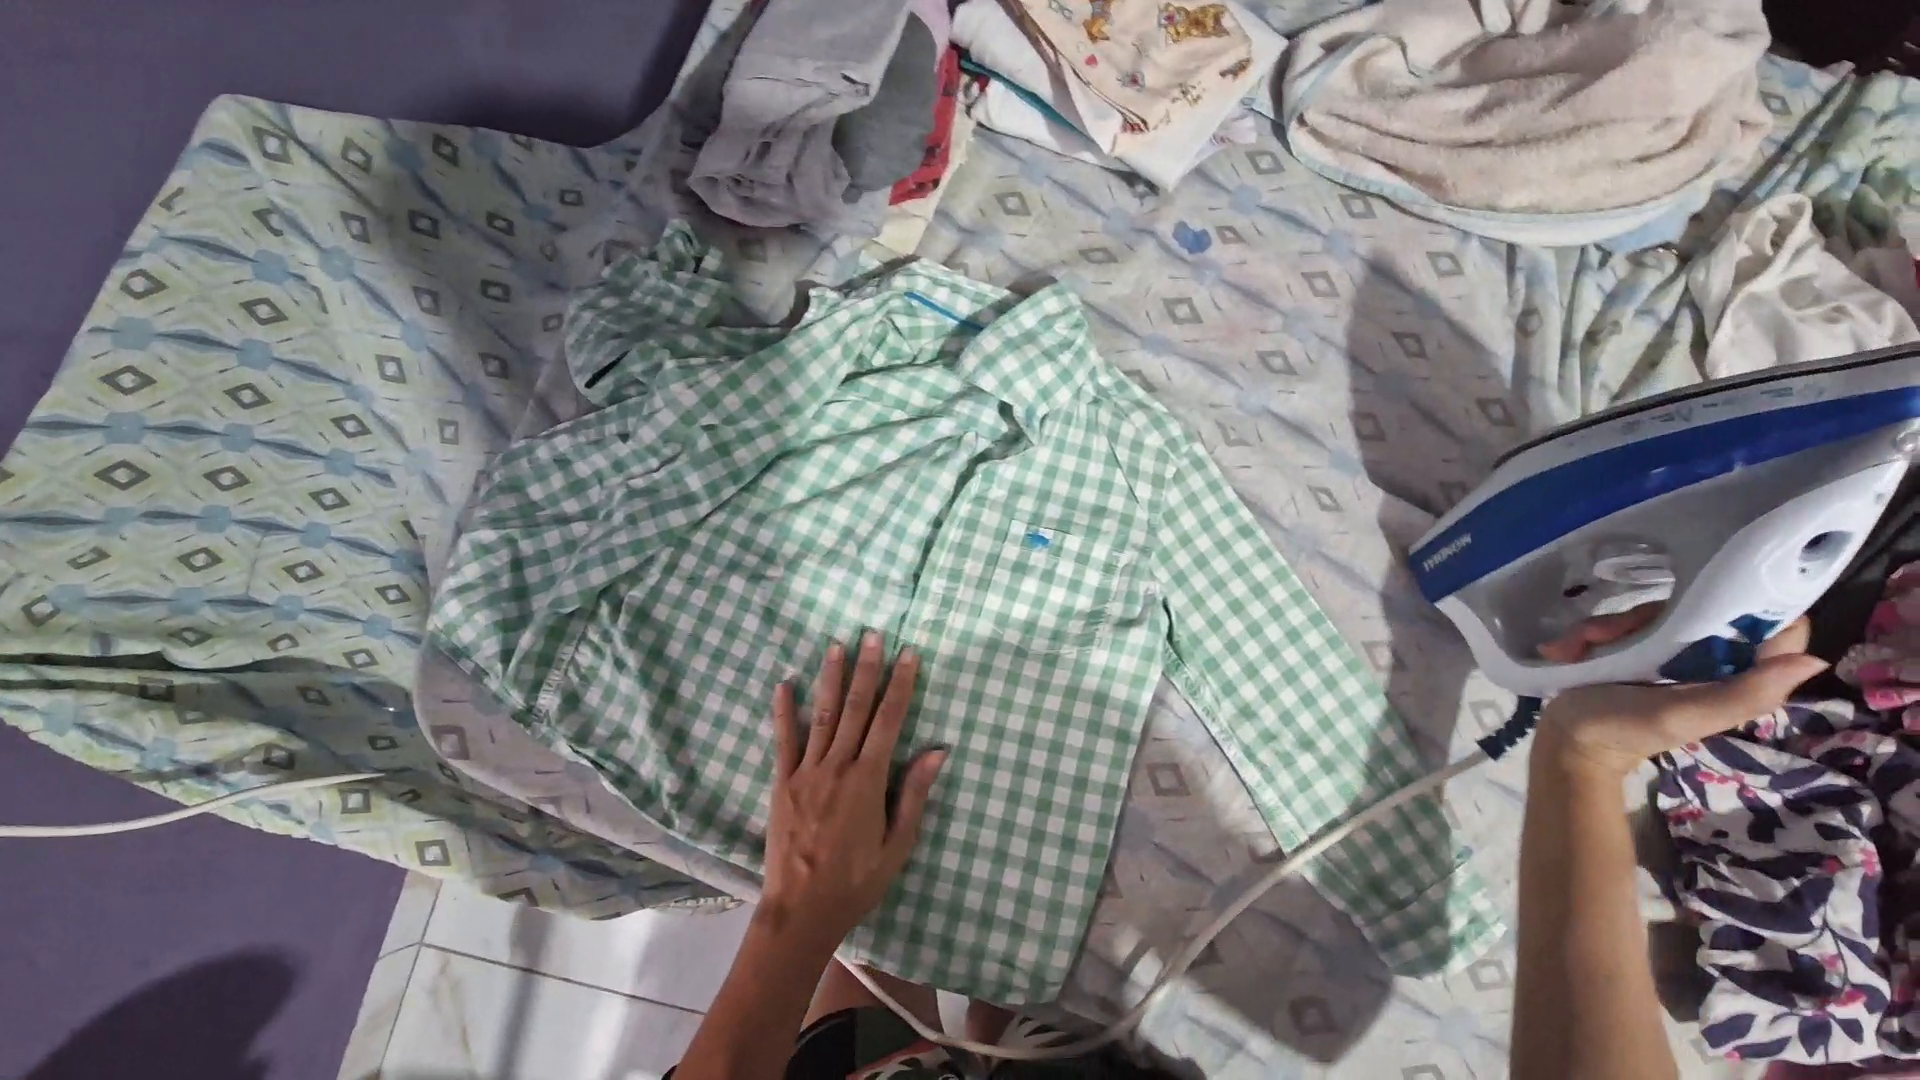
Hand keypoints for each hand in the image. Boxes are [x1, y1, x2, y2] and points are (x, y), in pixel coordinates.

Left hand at [761, 631, 946, 945]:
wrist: (801, 910)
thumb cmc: (857, 881)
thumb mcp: (898, 845)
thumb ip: (914, 794)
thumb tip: (936, 750)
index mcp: (869, 780)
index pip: (889, 720)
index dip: (901, 684)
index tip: (909, 653)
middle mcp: (837, 767)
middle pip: (855, 707)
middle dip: (867, 668)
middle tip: (873, 634)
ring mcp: (806, 772)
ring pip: (821, 714)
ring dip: (830, 677)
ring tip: (837, 644)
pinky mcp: (782, 782)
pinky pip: (784, 740)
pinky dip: (784, 710)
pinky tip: (784, 682)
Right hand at [1535, 609, 1827, 779]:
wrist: (1567, 742)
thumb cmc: (1625, 730)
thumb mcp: (1685, 714)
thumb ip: (1744, 693)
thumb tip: (1812, 662)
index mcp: (1730, 673)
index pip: (1765, 629)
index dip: (1747, 608)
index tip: (1706, 598)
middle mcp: (1701, 659)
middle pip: (1688, 611)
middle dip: (1638, 618)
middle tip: (1602, 636)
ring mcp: (1658, 654)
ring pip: (1642, 616)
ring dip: (1600, 628)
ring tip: (1573, 650)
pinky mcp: (1623, 651)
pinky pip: (1609, 625)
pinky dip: (1582, 635)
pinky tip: (1562, 651)